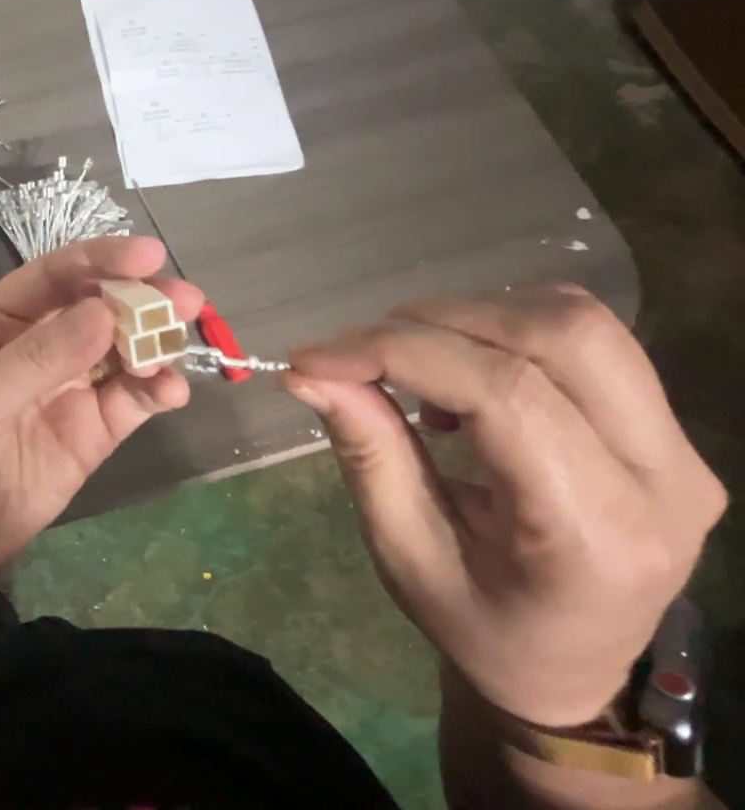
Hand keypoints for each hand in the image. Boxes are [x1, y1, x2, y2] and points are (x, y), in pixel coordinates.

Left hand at [0, 235, 203, 585]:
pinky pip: (131, 401)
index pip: (50, 279)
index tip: (147, 255)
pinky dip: (156, 391)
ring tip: (178, 341)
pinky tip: (171, 391)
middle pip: (95, 308)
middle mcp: (36, 348)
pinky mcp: (91, 432)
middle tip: (184, 298)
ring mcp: (67, 389)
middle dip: (138, 298)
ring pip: (121, 351)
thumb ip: (38, 359)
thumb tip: (103, 312)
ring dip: (154, 341)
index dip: (97, 260)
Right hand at [285, 285, 726, 727]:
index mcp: (594, 529)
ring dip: (469, 319)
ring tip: (408, 364)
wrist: (569, 666)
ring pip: (580, 324)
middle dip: (436, 321)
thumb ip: (367, 452)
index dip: (397, 352)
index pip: (505, 393)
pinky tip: (459, 374)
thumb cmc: (475, 621)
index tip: (310, 358)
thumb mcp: (402, 549)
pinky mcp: (667, 430)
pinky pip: (589, 342)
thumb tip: (306, 374)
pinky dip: (501, 332)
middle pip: (562, 336)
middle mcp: (663, 476)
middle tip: (358, 353)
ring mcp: (680, 448)